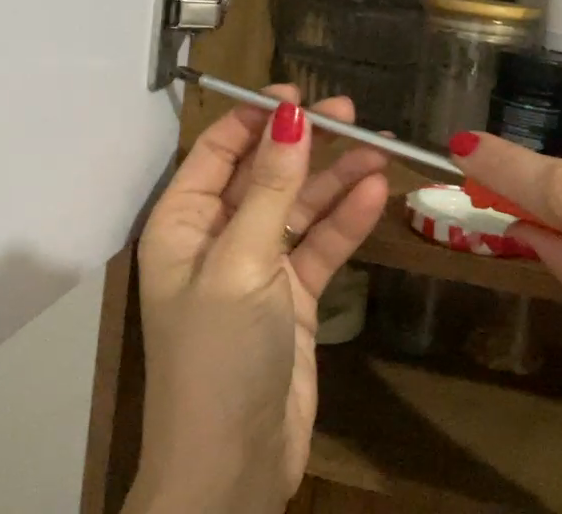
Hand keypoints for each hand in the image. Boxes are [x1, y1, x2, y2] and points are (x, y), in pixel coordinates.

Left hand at [127, 88, 389, 513]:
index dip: (256, 118)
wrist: (234, 467)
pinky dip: (345, 221)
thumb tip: (289, 115)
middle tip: (353, 115)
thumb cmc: (218, 356)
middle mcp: (216, 238)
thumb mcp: (242, 263)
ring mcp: (257, 268)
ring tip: (380, 149)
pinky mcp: (291, 299)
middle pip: (263, 175)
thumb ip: (269, 188)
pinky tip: (376, 193)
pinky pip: (319, 247)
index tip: (300, 95)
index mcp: (182, 224)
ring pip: (298, 208)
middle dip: (305, 145)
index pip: (217, 151)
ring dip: (335, 180)